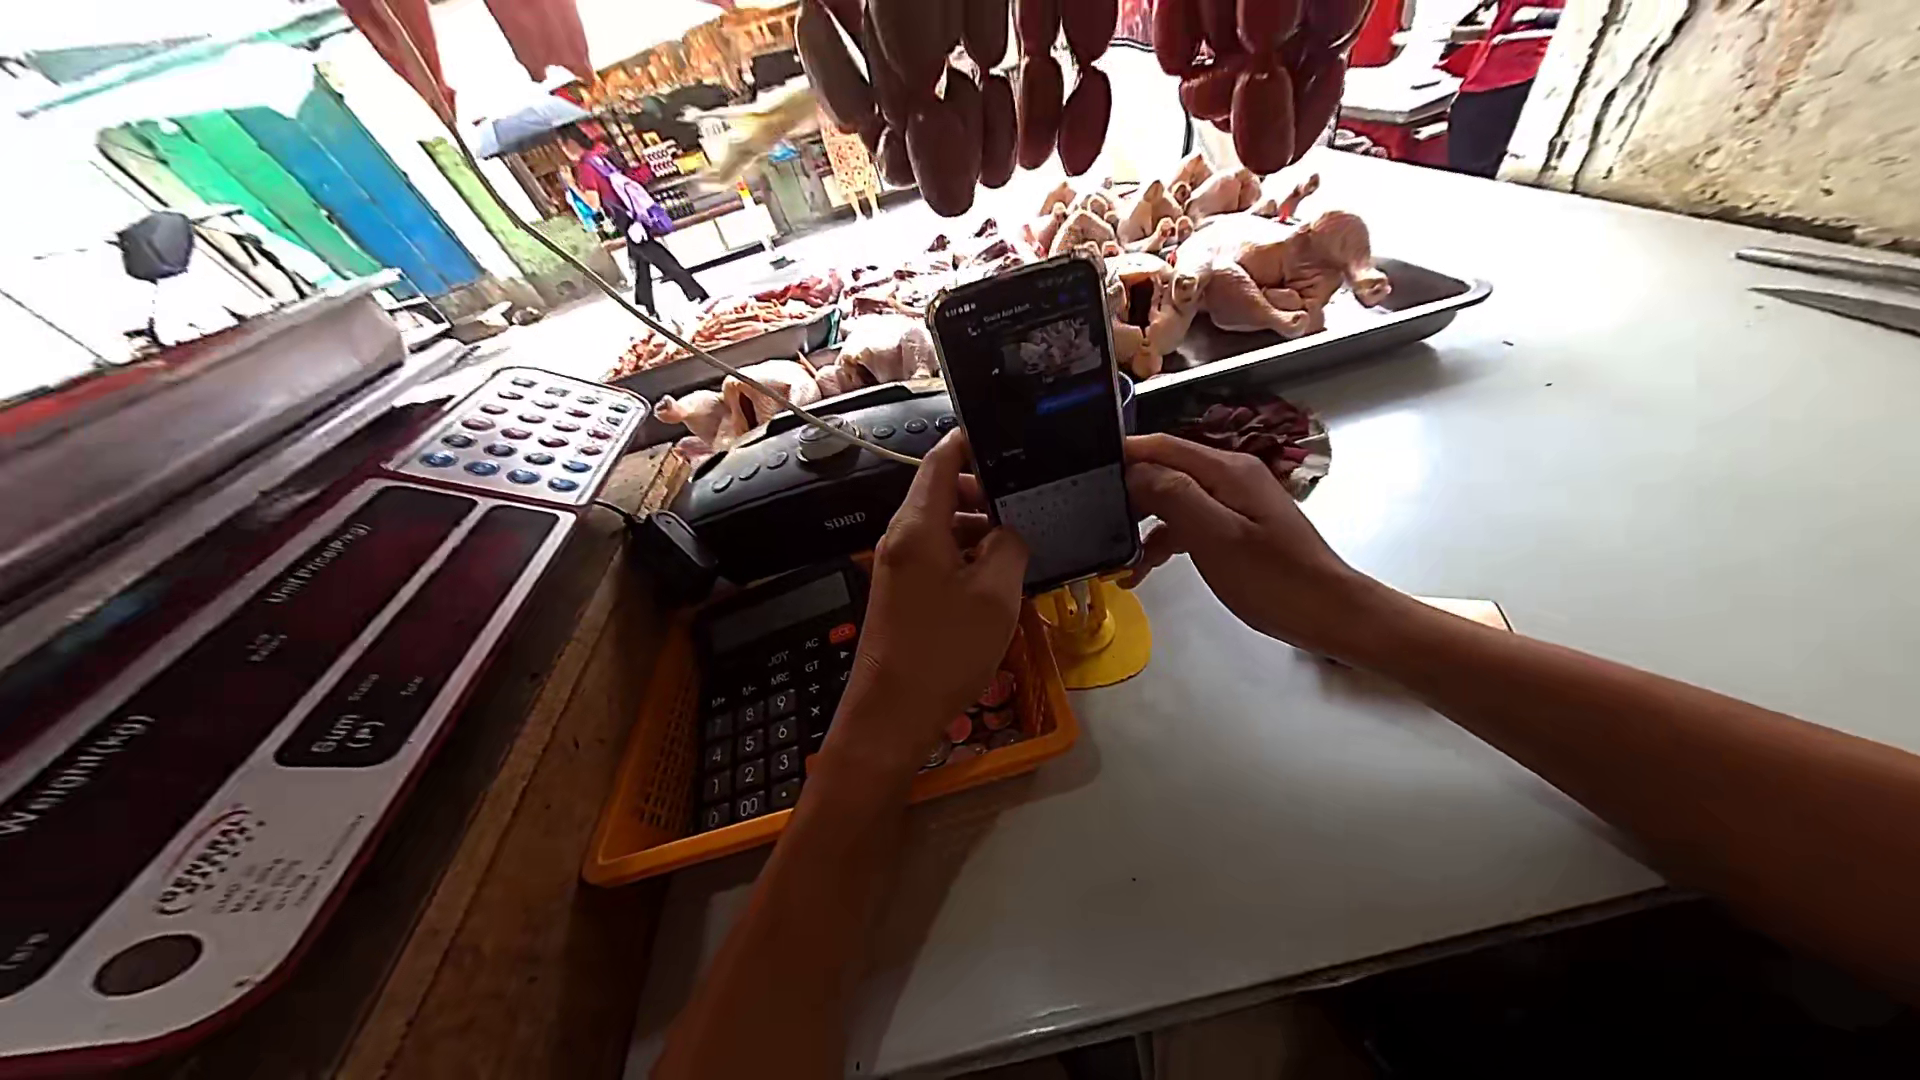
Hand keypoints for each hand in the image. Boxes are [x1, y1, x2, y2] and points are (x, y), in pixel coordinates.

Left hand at [829, 433, 1028, 774]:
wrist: (893, 712)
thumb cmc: (945, 650)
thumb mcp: (995, 593)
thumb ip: (1008, 546)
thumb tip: (1008, 531)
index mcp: (917, 527)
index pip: (940, 461)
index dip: (970, 443)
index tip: (1004, 439)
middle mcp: (900, 538)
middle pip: (940, 493)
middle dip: (982, 491)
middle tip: (1023, 503)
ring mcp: (897, 565)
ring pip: (940, 526)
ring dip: (976, 527)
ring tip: (1016, 542)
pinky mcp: (901, 591)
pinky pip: (935, 555)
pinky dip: (964, 554)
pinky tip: (994, 576)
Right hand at [1122, 434, 1383, 658]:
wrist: (1327, 613)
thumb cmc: (1273, 578)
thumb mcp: (1216, 537)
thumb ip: (1173, 496)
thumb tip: (1133, 472)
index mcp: (1225, 470)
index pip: (1160, 446)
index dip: (1122, 455)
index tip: (1085, 474)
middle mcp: (1228, 476)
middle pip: (1164, 469)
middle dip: (1128, 493)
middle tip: (1096, 521)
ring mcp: (1231, 500)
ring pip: (1171, 498)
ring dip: (1143, 523)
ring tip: (1117, 554)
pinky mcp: (1232, 524)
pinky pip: (1186, 522)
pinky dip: (1162, 541)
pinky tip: (1145, 568)